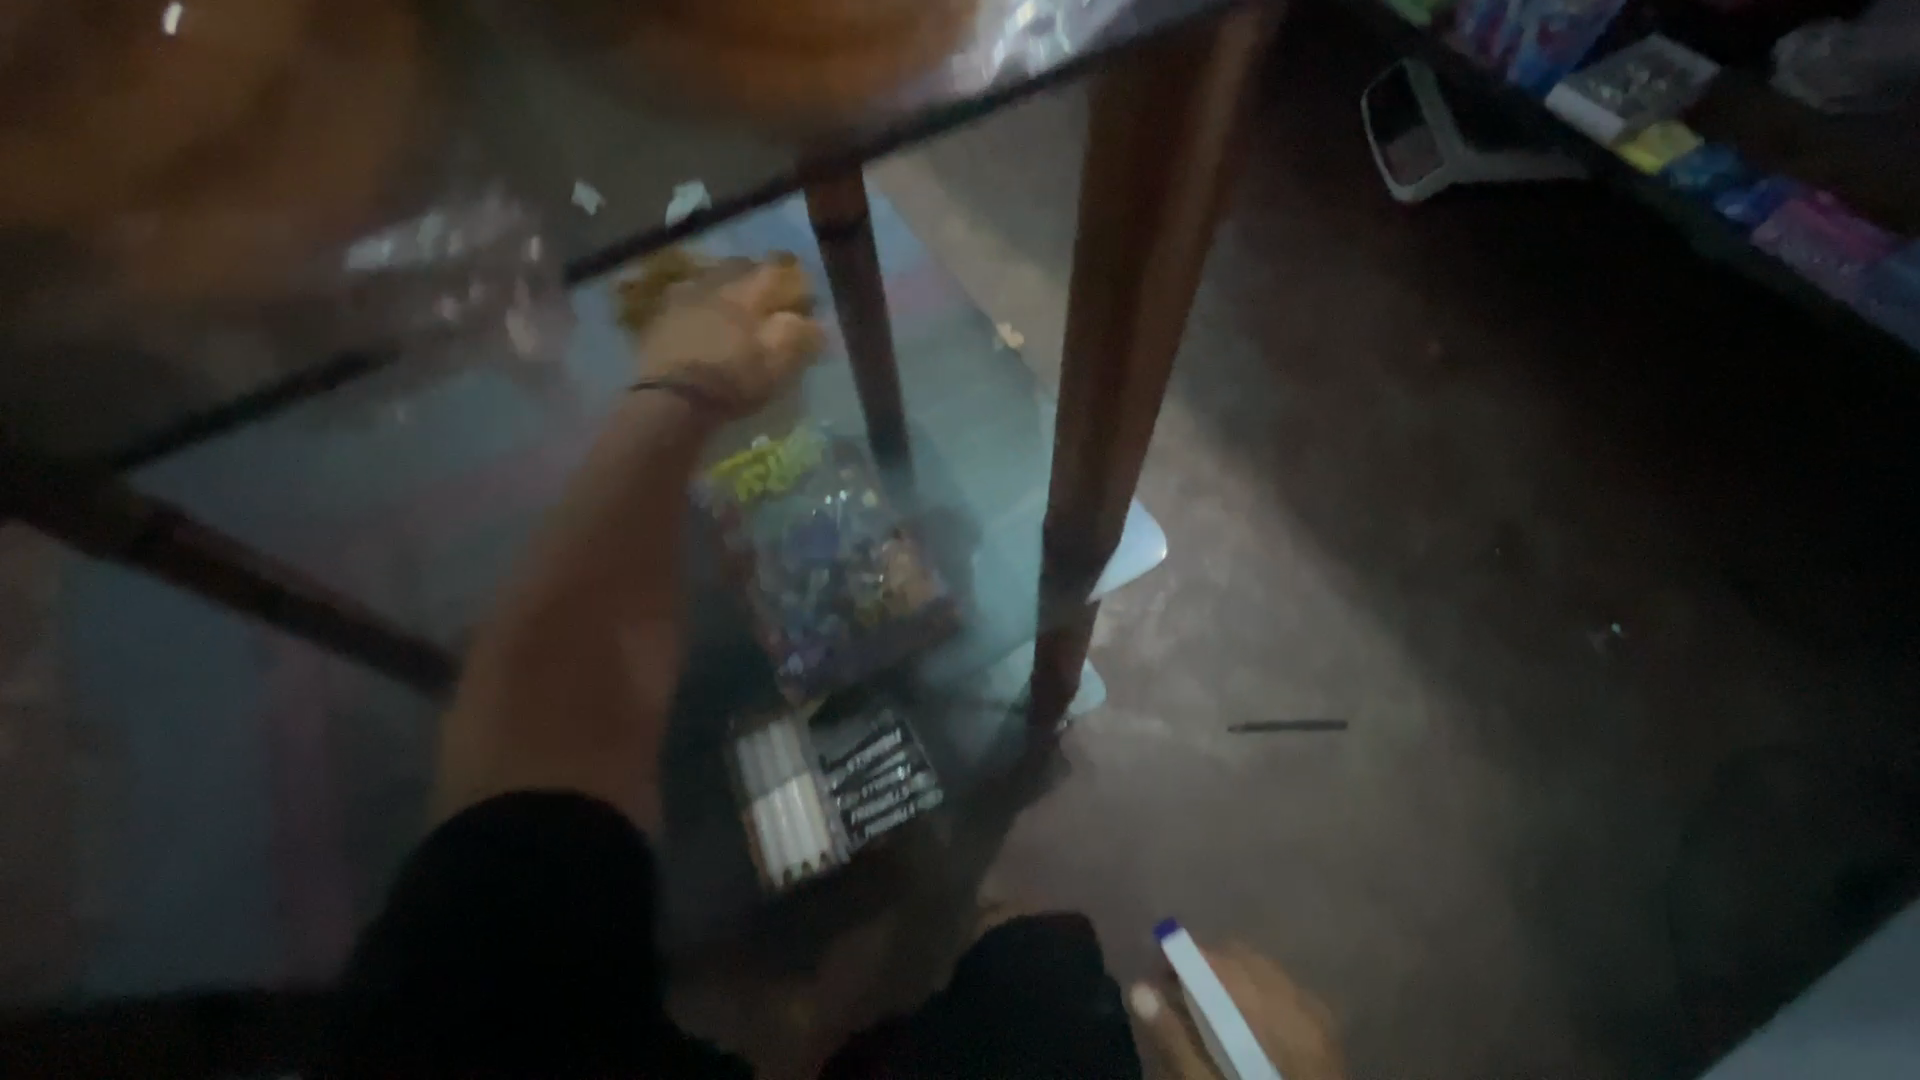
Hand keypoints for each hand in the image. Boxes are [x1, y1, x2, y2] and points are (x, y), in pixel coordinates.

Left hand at [634, 252, 825, 418]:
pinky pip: (686, 294)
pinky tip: (702, 315)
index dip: (795, 276)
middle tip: (770, 293)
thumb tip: (817, 321)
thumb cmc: (732, 380)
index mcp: (748, 292)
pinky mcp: (661, 314)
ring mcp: (684, 296)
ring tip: (735, 302)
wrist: (671, 398)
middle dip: (759, 274)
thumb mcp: (778, 363)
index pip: (778, 268)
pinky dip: (700, 300)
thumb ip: (800, 335)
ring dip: (728, 284)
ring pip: (712, 276)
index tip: (805, 289)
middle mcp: (716, 283)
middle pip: (742, 265)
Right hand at [1129, 941, 1346, 1079]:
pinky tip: (1238, 1021)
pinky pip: (1283, 991)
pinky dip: (1254, 993)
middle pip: (1242, 959)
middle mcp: (1302, 1005)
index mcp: (1275, 1017)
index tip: (1154, 969)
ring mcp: (1319, 1019)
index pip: (1222, 963)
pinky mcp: (1326, 1034)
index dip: (1183, 957)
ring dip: (1228, 977)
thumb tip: (1138, 988)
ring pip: (1262, 971)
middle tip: (1171, 990)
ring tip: (1200, 1005)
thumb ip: (1175, 1040)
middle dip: (1204, 966)